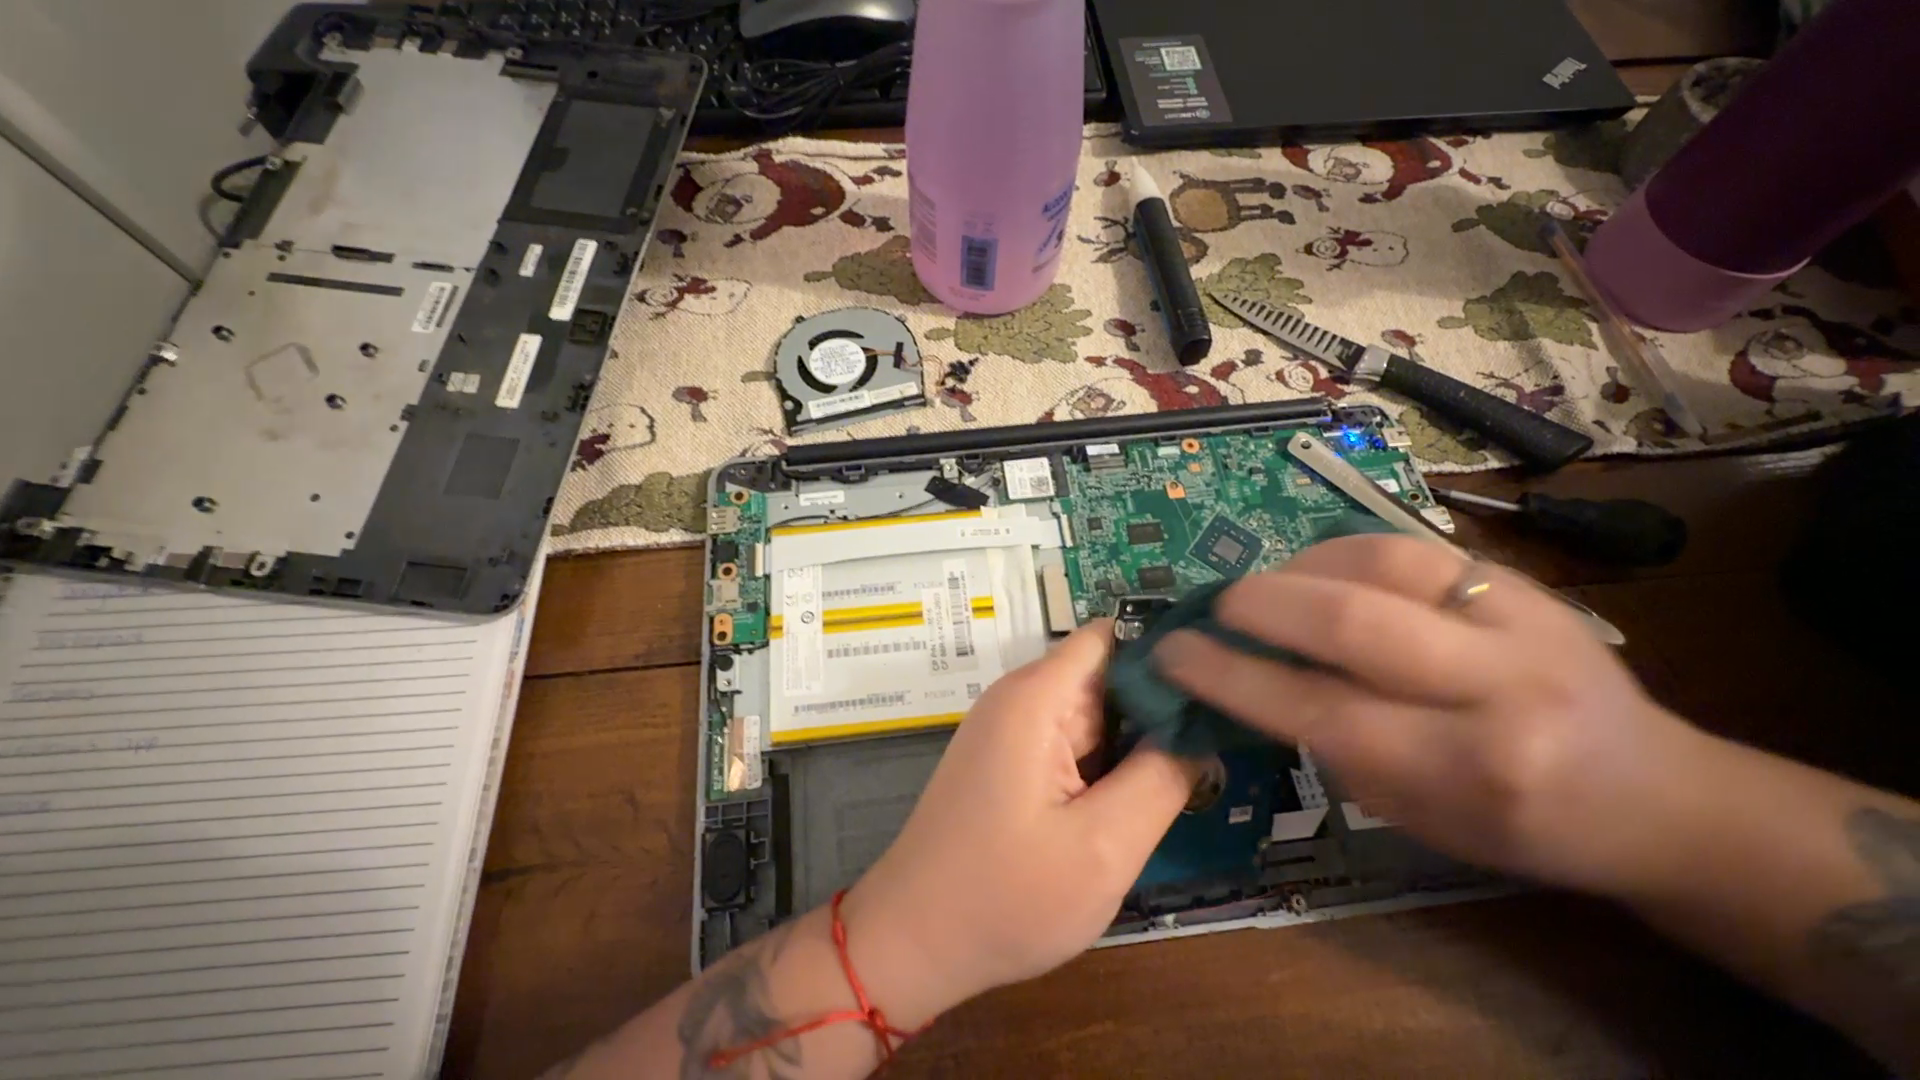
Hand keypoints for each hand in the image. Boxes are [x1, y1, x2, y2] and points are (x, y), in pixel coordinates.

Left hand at [840, 621, 1202, 1026]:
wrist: (914, 943)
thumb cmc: (1005, 898)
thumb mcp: (1104, 846)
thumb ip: (1162, 777)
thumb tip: (1203, 726)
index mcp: (1037, 697)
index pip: (1115, 635)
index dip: (1171, 650)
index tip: (1229, 681)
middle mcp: (1021, 699)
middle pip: (1109, 673)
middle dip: (1163, 704)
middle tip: (1226, 742)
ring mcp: (1013, 731)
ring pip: (1098, 713)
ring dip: (1139, 741)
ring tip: (1199, 772)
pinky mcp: (1011, 762)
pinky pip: (1075, 744)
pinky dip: (1110, 764)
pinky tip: (1143, 798)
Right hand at [1154, 534, 1702, 900]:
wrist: (1653, 794)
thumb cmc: (1517, 827)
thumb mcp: (1416, 816)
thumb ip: (1335, 748)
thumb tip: (1250, 677)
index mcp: (1467, 770)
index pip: (1320, 709)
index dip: (1231, 676)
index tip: (1174, 653)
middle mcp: (1499, 688)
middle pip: (1351, 621)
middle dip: (1260, 606)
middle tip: (1214, 609)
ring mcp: (1521, 621)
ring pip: (1383, 564)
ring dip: (1299, 569)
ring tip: (1262, 589)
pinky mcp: (1525, 582)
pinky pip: (1413, 546)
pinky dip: (1345, 551)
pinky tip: (1314, 567)